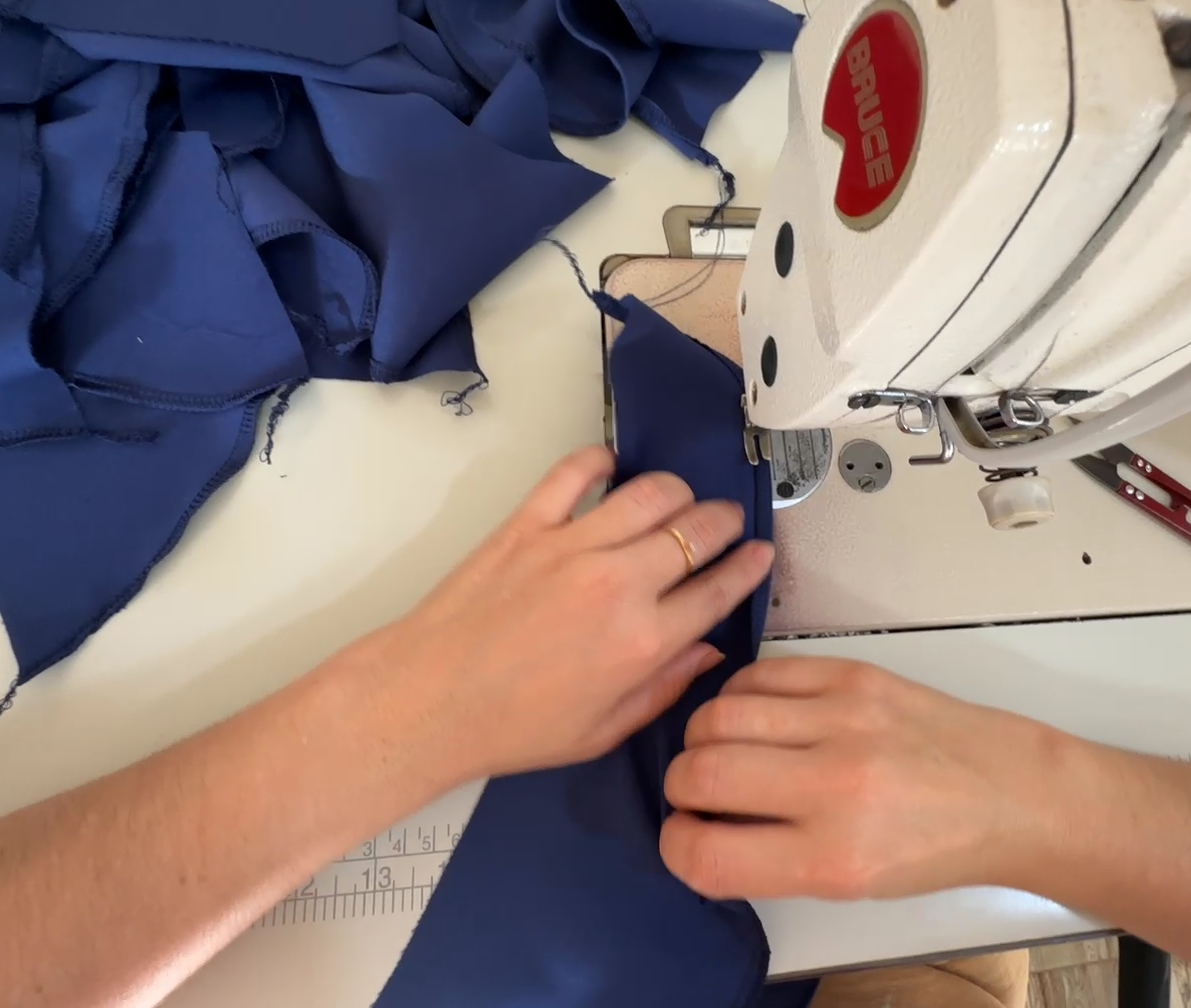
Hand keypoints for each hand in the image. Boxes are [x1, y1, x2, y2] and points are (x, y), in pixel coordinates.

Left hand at [361, 446, 773, 782]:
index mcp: (642, 642)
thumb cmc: (516, 726)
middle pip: (696, 531)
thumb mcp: (604, 729)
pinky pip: (575, 471)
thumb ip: (666, 686)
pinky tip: (612, 467)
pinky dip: (601, 460)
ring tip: (679, 499)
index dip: (749, 567)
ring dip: (678, 490)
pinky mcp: (529, 523)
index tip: (762, 552)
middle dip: (725, 521)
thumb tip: (710, 648)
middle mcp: (619, 584)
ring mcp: (572, 545)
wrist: (428, 701)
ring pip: (650, 493)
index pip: (718, 591)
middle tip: (725, 521)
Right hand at [658, 657, 1070, 899]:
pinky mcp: (850, 672)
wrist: (1007, 790)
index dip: (674, 843)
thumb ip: (770, 857)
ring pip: (719, 712)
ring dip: (701, 734)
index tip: (683, 833)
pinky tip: (751, 713)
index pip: (707, 852)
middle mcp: (834, 784)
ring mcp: (842, 717)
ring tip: (720, 746)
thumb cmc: (930, 849)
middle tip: (695, 787)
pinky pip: (757, 673)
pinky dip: (736, 694)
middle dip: (679, 782)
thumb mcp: (852, 882)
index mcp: (835, 858)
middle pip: (701, 770)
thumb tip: (699, 820)